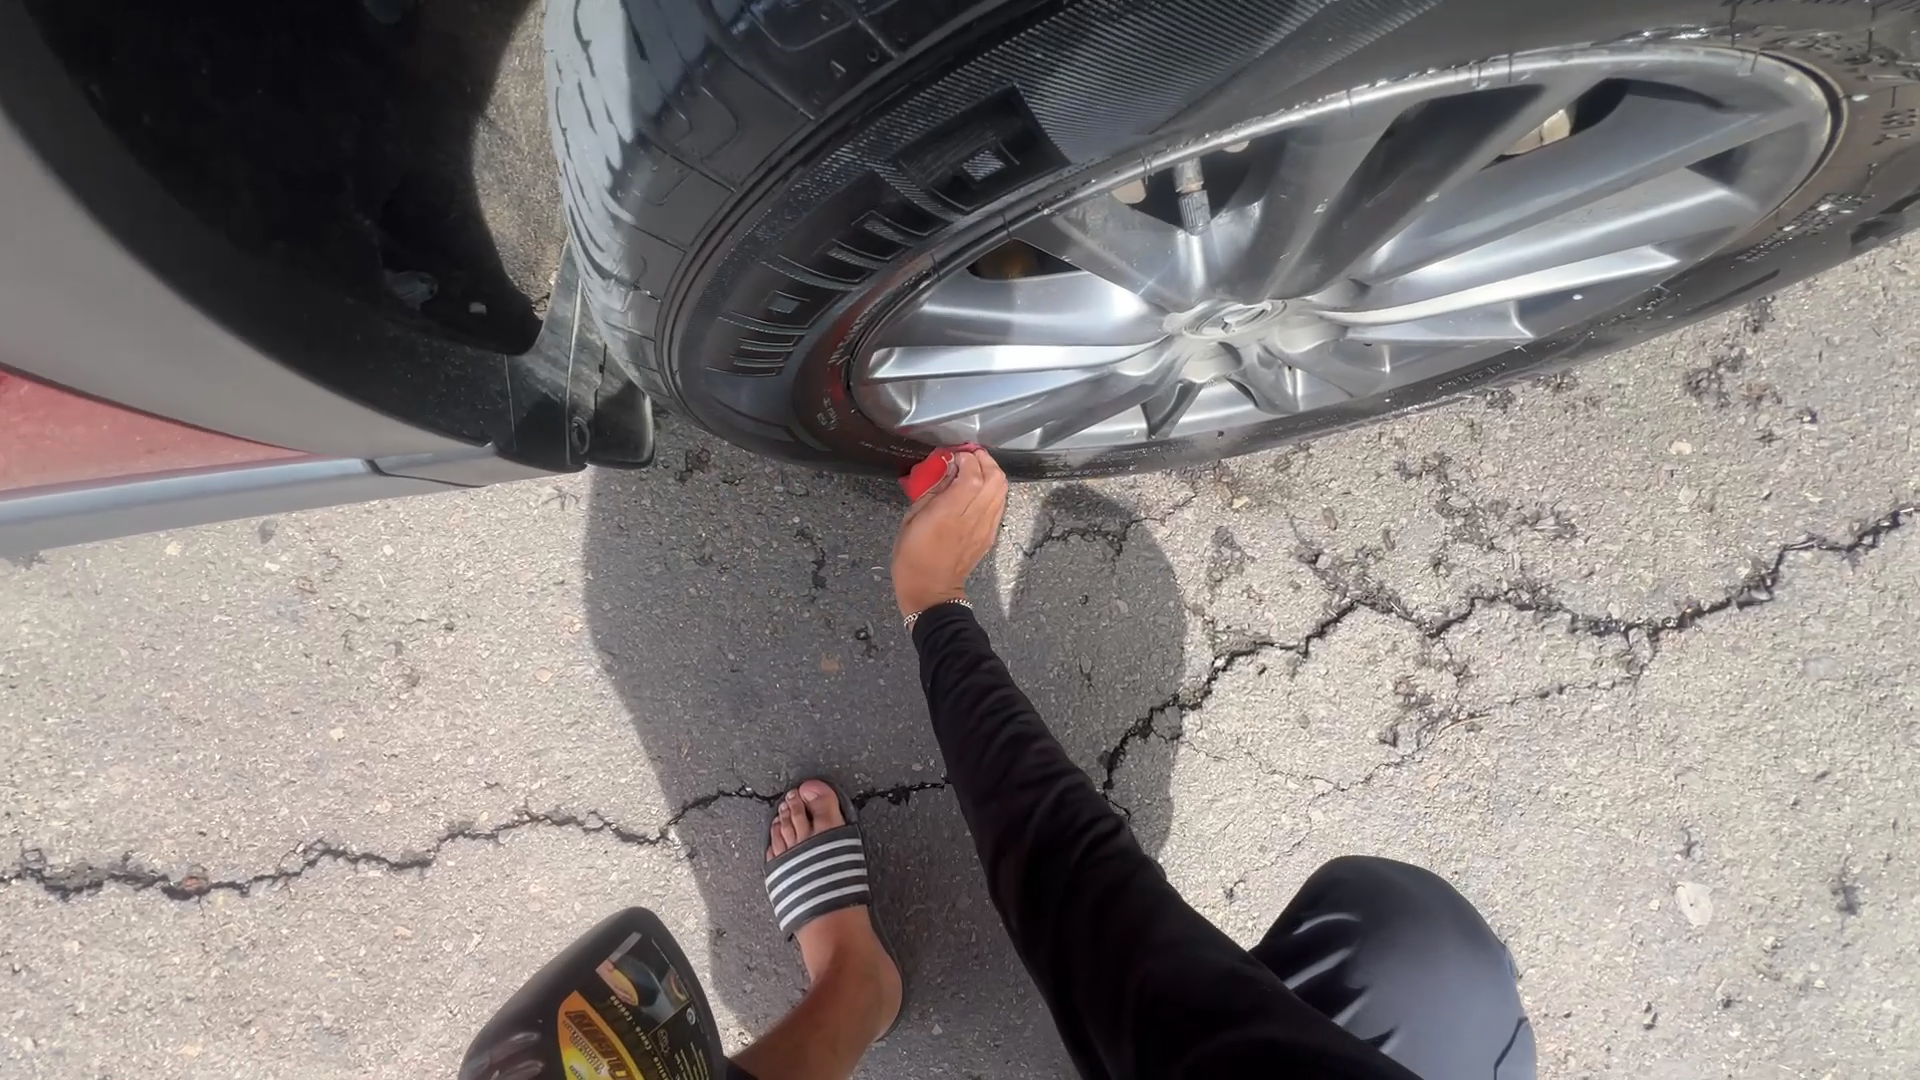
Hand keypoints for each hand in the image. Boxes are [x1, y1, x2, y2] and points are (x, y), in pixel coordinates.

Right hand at [891, 448, 1008, 617]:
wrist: (931, 590)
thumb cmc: (912, 556)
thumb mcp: (911, 518)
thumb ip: (933, 490)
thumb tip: (948, 469)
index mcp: (949, 514)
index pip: (972, 475)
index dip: (967, 459)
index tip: (954, 456)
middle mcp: (973, 518)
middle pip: (995, 478)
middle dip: (984, 460)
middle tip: (968, 457)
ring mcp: (985, 528)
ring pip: (1002, 489)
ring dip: (991, 473)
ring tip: (975, 469)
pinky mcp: (990, 535)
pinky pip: (1000, 504)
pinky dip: (993, 490)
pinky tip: (978, 489)